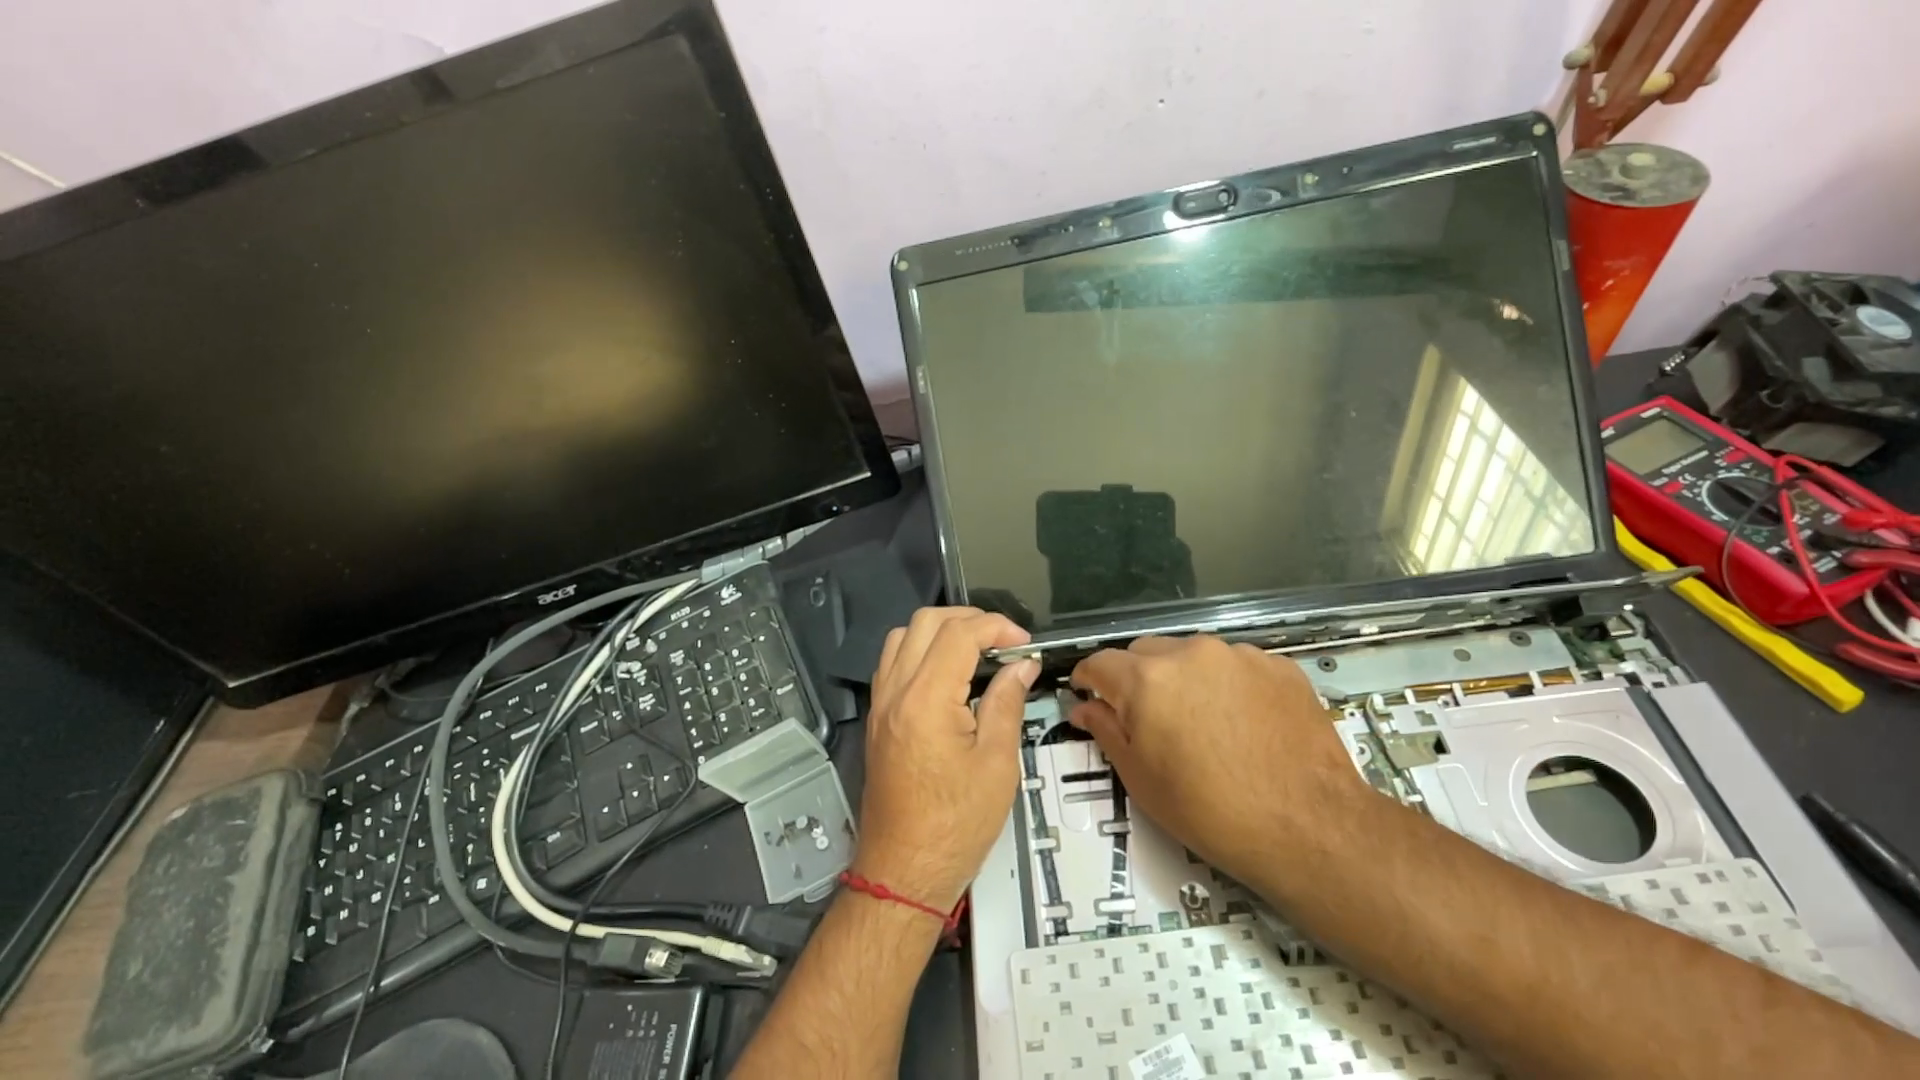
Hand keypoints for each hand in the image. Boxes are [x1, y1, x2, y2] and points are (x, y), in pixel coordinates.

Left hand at [855, 607, 1039, 910]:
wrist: (905, 871)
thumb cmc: (956, 825)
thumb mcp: (997, 764)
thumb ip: (1006, 703)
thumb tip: (1021, 666)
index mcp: (925, 700)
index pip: (958, 634)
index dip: (996, 626)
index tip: (1024, 642)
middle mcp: (895, 693)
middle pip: (924, 622)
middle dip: (968, 620)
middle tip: (1003, 640)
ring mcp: (880, 706)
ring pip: (902, 638)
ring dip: (940, 632)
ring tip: (977, 652)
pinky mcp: (878, 721)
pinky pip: (892, 665)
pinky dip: (920, 653)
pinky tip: (949, 676)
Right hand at [1069, 636, 1370, 884]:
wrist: (1308, 827)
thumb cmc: (1210, 812)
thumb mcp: (1141, 780)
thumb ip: (1106, 732)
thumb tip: (1086, 708)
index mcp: (1147, 680)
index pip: (1099, 663)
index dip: (1088, 682)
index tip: (1090, 698)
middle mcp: (1191, 653)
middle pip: (1145, 653)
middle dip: (1136, 679)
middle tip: (1147, 721)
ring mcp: (1240, 656)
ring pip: (1193, 656)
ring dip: (1184, 678)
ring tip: (1201, 723)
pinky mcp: (1280, 666)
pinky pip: (1236, 666)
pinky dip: (1227, 685)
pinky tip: (1241, 723)